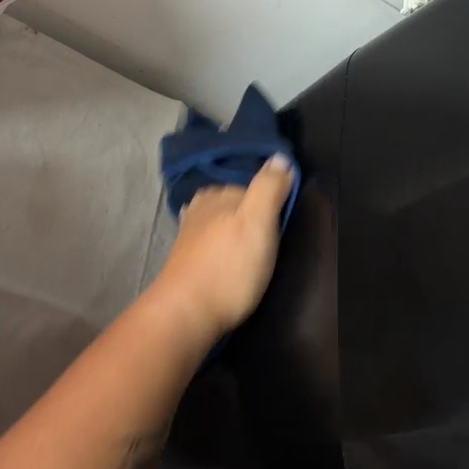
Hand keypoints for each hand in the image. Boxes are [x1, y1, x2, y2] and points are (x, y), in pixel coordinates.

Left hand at [145, 155, 294, 344]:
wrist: (187, 312)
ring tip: (250, 248)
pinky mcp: (184, 256)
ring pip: (218, 219)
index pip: (254, 187)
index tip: (284, 224)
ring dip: (233, 228)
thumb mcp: (258, 223)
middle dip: (251, 214)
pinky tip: (222, 251)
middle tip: (270, 242)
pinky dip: (218, 242)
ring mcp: (188, 231)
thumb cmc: (229, 267)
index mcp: (219, 195)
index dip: (272, 202)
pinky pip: (207, 238)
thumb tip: (280, 157)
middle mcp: (200, 207)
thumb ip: (269, 188)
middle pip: (234, 202)